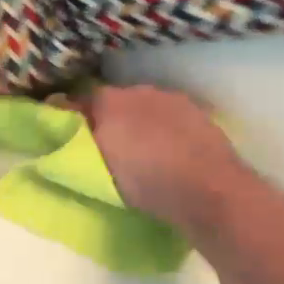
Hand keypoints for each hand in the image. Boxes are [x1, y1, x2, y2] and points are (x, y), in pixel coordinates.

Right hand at [84, 85, 251, 236]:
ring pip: (148, 108)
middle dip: (112, 116)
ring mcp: (174, 101)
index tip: (73, 134)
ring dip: (143, 122)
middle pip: (117, 100)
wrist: (211, 192)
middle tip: (109, 144)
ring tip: (143, 149)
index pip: (82, 99)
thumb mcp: (99, 166)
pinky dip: (168, 130)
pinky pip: (174, 119)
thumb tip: (72, 128)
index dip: (76, 116)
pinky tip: (172, 152)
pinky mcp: (202, 116)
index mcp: (109, 99)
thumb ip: (82, 141)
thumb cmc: (146, 180)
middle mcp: (140, 90)